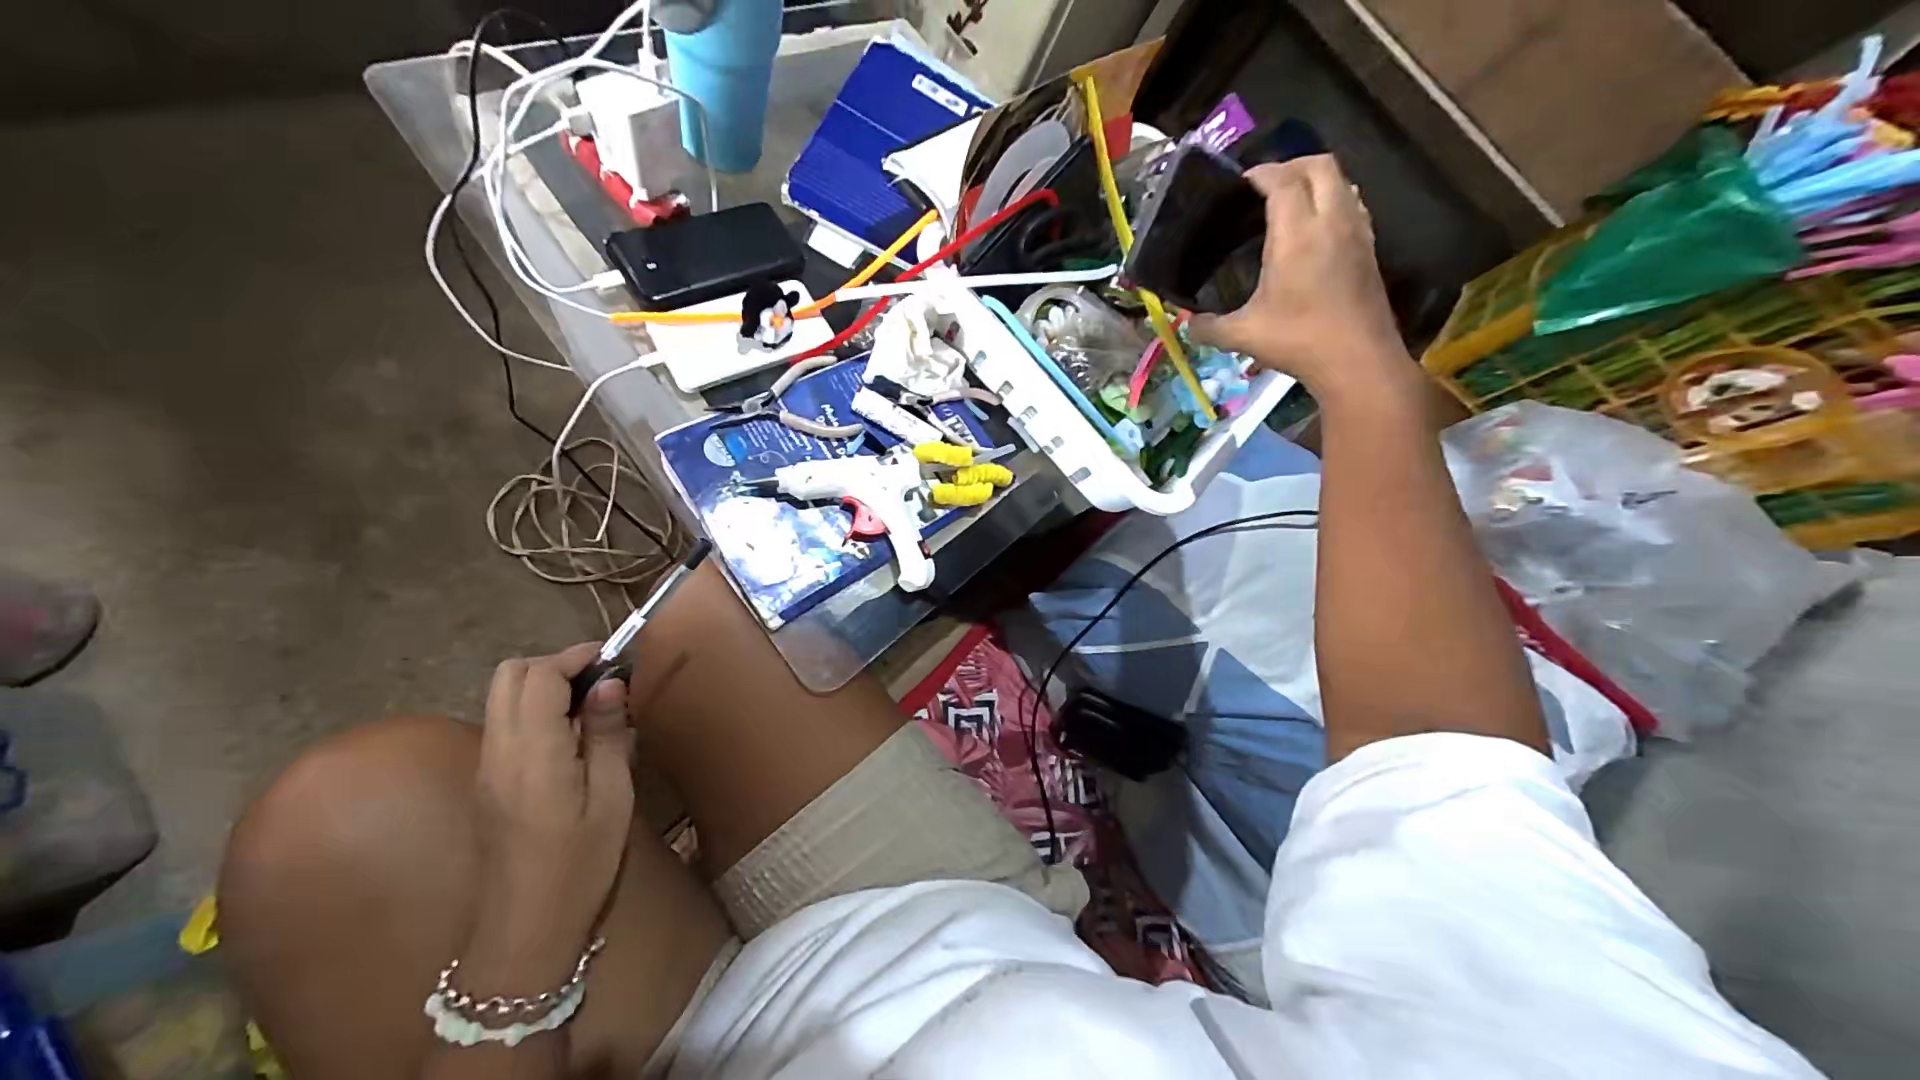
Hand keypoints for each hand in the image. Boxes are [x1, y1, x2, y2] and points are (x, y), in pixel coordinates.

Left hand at [472, 644, 633, 949]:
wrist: (526, 931)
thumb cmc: (580, 865)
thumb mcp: (612, 798)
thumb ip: (606, 735)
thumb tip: (610, 684)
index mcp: (530, 755)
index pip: (538, 676)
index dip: (576, 656)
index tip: (615, 658)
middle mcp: (497, 752)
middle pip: (509, 675)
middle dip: (556, 664)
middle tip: (601, 681)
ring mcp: (486, 767)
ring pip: (502, 697)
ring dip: (545, 685)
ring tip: (592, 708)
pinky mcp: (487, 782)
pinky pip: (505, 723)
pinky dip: (536, 710)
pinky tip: (572, 738)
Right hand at [1189, 156, 1412, 399]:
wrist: (1358, 361)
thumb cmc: (1298, 341)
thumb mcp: (1243, 336)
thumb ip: (1208, 327)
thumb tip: (1189, 323)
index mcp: (1297, 234)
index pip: (1282, 181)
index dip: (1260, 173)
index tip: (1240, 183)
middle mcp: (1331, 221)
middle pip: (1320, 166)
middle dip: (1291, 166)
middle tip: (1265, 187)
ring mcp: (1356, 233)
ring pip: (1342, 181)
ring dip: (1315, 181)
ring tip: (1289, 203)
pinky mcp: (1369, 249)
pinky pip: (1352, 205)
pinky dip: (1332, 202)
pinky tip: (1314, 230)